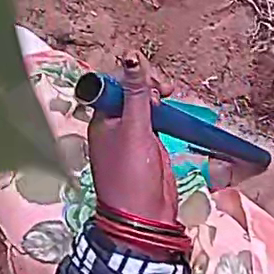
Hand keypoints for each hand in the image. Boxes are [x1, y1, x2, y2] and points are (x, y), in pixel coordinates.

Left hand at [86, 55, 178, 224]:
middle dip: (147, 83)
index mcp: (102, 117)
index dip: (132, 75)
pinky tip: (171, 109)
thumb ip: (136, 92)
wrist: (143, 217)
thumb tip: (132, 56)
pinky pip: (154, 118)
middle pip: (129, 90)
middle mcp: (114, 123)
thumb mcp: (135, 129)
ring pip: (143, 102)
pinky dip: (163, 111)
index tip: (152, 80)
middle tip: (165, 89)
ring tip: (168, 96)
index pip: (114, 83)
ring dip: (156, 95)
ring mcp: (131, 133)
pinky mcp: (148, 143)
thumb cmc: (131, 175)